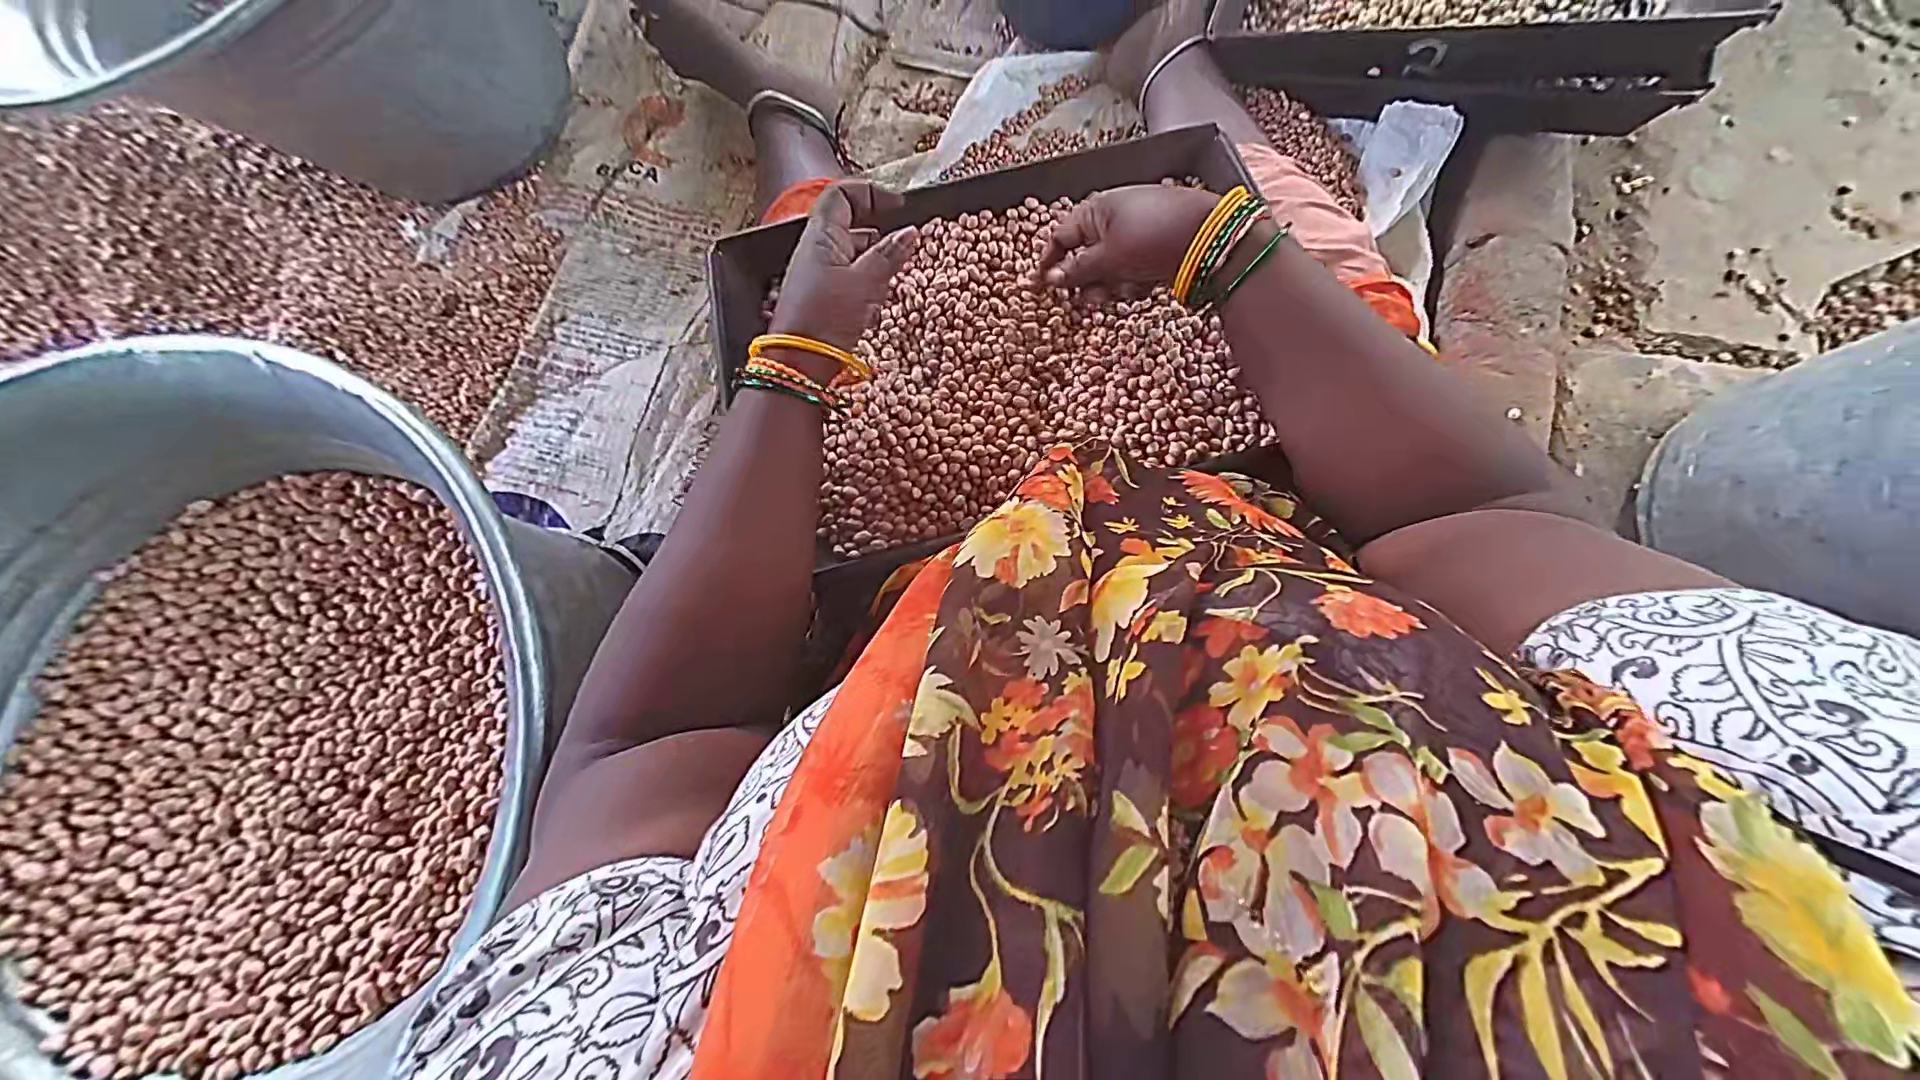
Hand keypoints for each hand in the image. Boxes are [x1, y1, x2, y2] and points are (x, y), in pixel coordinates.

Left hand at [767, 180, 919, 372]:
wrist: (799, 363)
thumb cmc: (825, 320)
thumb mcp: (865, 283)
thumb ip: (889, 256)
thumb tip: (910, 233)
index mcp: (821, 236)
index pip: (843, 195)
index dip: (871, 194)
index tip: (898, 206)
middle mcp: (818, 252)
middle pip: (852, 227)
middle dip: (880, 235)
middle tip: (904, 247)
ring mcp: (820, 276)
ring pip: (855, 257)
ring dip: (876, 264)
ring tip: (891, 280)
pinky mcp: (825, 300)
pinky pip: (852, 282)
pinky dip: (868, 286)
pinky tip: (876, 303)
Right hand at [1030, 184, 1218, 303]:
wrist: (1208, 238)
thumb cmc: (1153, 237)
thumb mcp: (1108, 257)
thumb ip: (1076, 270)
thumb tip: (1050, 280)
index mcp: (1096, 211)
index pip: (1060, 237)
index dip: (1049, 262)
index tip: (1042, 287)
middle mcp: (1112, 221)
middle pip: (1083, 259)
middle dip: (1088, 282)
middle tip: (1095, 297)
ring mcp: (1132, 238)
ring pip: (1106, 272)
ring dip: (1111, 286)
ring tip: (1127, 289)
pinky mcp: (1150, 254)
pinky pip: (1128, 275)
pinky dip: (1132, 284)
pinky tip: (1146, 285)